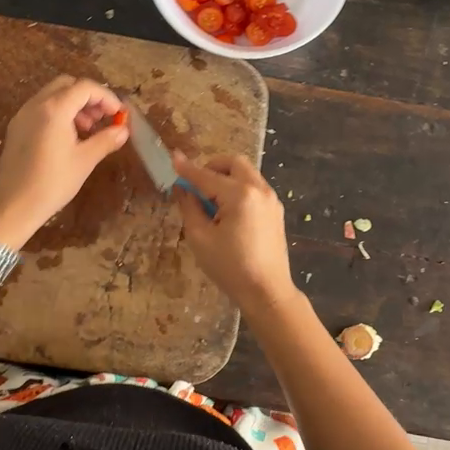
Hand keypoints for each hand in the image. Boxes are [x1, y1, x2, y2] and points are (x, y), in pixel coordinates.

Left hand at [0, 75, 129, 247]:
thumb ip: (106, 140)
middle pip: (67, 85)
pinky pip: (41, 108)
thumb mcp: (85, 161)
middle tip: (102, 119)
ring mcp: (23, 115)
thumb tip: (123, 130)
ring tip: (87, 130)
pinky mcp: (16, 128)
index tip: (118, 114)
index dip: (106, 97)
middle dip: (89, 97)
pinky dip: (59, 113)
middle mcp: (36, 105)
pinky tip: (68, 138)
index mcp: (54, 109)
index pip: (84, 87)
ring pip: (53, 95)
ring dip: (74, 105)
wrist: (13, 206)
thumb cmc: (52, 183)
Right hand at [172, 152, 298, 312]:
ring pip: (246, 174)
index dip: (187, 169)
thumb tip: (183, 188)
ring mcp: (271, 200)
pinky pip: (254, 188)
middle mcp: (260, 190)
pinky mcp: (276, 211)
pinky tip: (228, 213)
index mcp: (240, 195)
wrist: (267, 291)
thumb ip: (190, 207)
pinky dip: (238, 189)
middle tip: (197, 185)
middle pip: (234, 163)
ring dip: (226, 178)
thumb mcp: (200, 238)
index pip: (207, 176)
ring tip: (212, 202)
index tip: (173, 157)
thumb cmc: (230, 267)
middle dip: (212, 167)